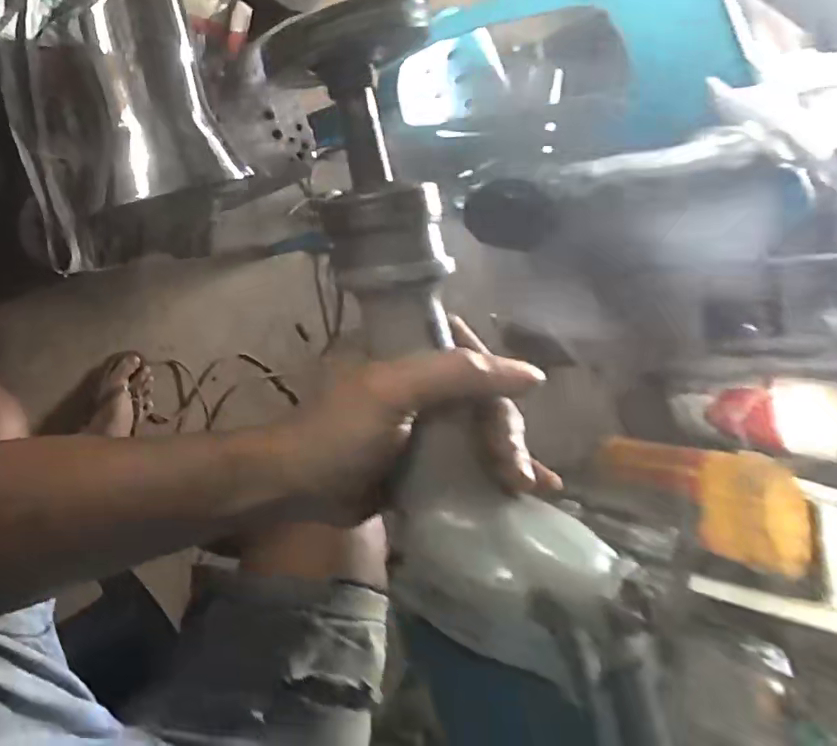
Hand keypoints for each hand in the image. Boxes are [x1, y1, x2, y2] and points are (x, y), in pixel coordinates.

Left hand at [275, 314, 554, 524]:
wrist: (299, 489)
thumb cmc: (339, 433)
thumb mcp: (390, 392)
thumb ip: (453, 374)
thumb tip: (532, 373)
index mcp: (398, 352)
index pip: (460, 344)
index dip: (491, 368)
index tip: (510, 400)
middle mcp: (413, 383)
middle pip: (478, 392)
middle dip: (503, 427)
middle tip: (511, 467)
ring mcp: (419, 425)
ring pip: (480, 428)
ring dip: (510, 452)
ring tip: (524, 485)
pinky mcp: (424, 463)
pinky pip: (473, 461)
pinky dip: (502, 473)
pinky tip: (537, 491)